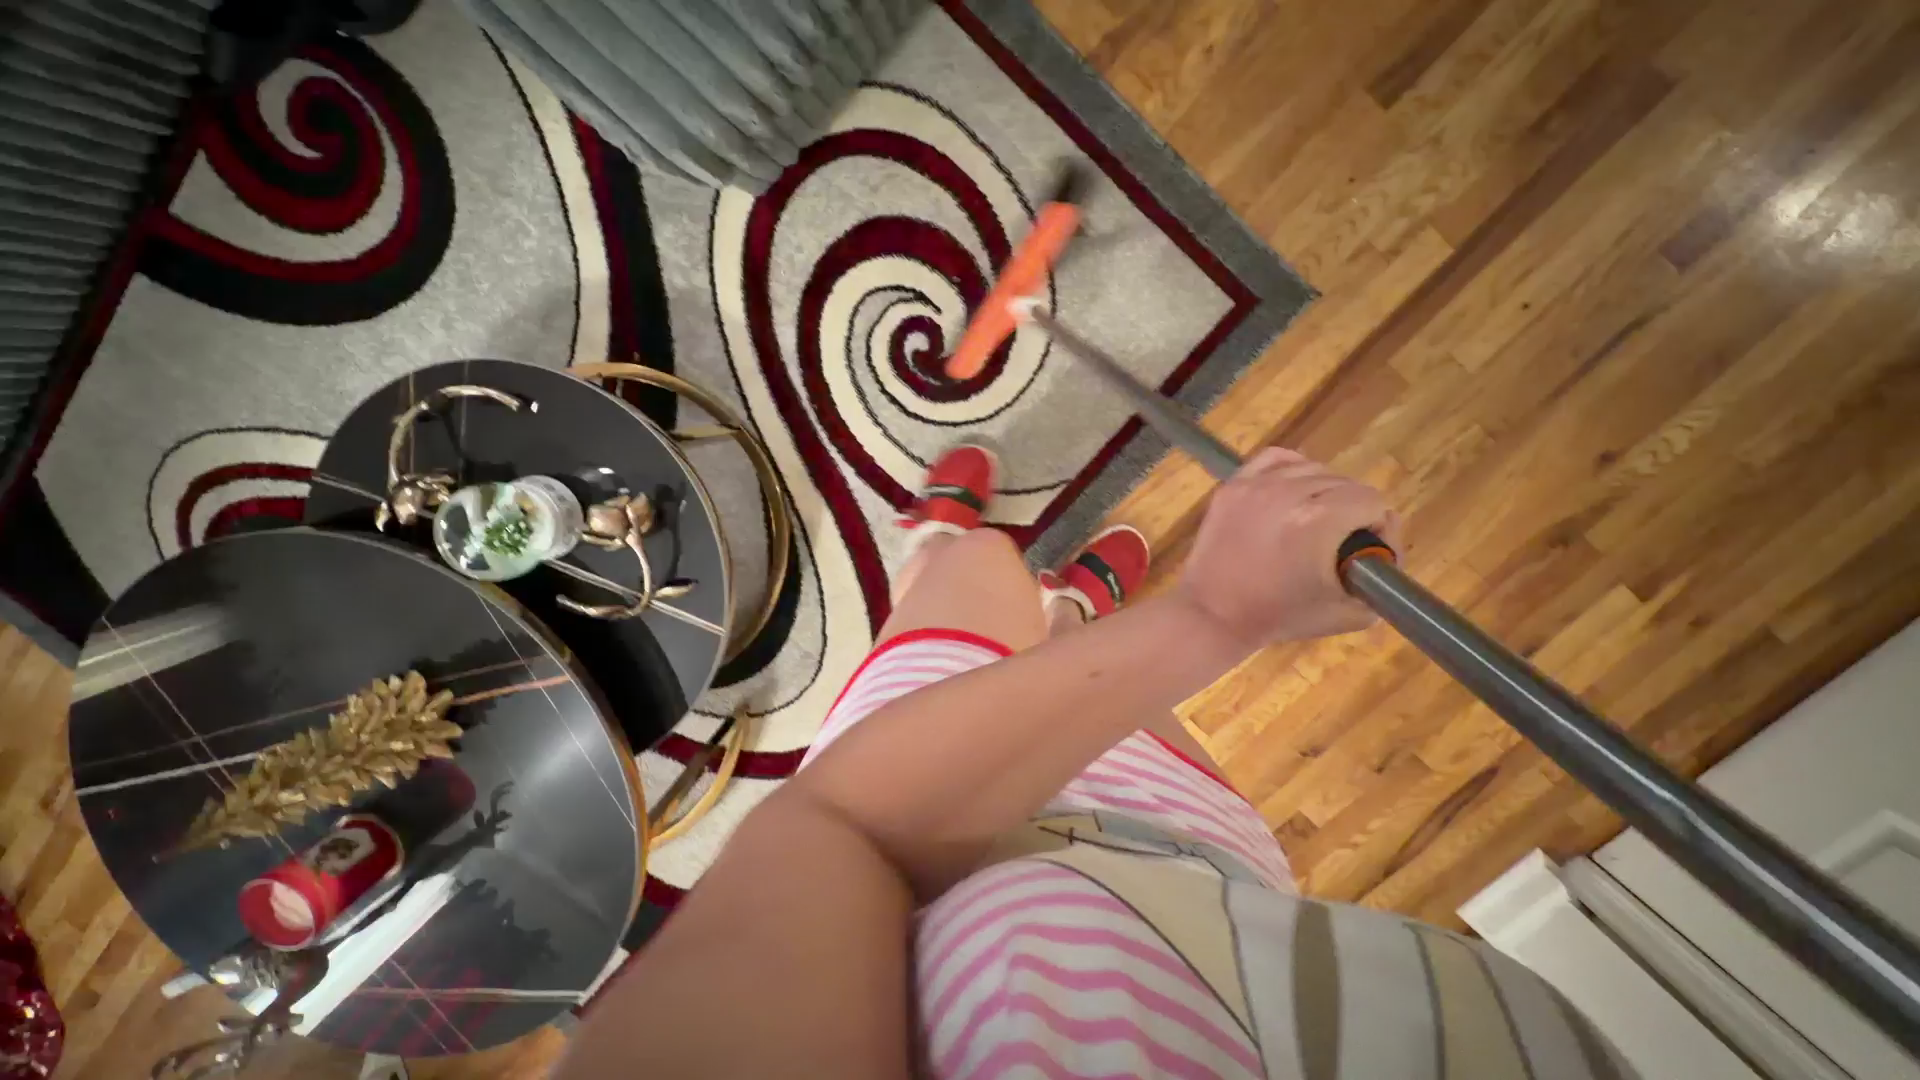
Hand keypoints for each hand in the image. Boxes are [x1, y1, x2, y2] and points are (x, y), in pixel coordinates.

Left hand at [1177, 447, 1400, 647]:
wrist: (1213, 614)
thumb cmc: (1280, 616)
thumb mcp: (1349, 612)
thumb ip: (1382, 577)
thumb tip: (1386, 547)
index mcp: (1319, 520)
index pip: (1373, 501)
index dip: (1381, 527)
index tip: (1369, 550)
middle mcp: (1288, 492)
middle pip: (1345, 483)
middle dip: (1353, 511)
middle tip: (1343, 541)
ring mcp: (1256, 485)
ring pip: (1312, 468)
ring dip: (1324, 491)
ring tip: (1316, 520)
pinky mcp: (1233, 486)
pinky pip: (1275, 459)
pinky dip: (1291, 470)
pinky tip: (1294, 491)